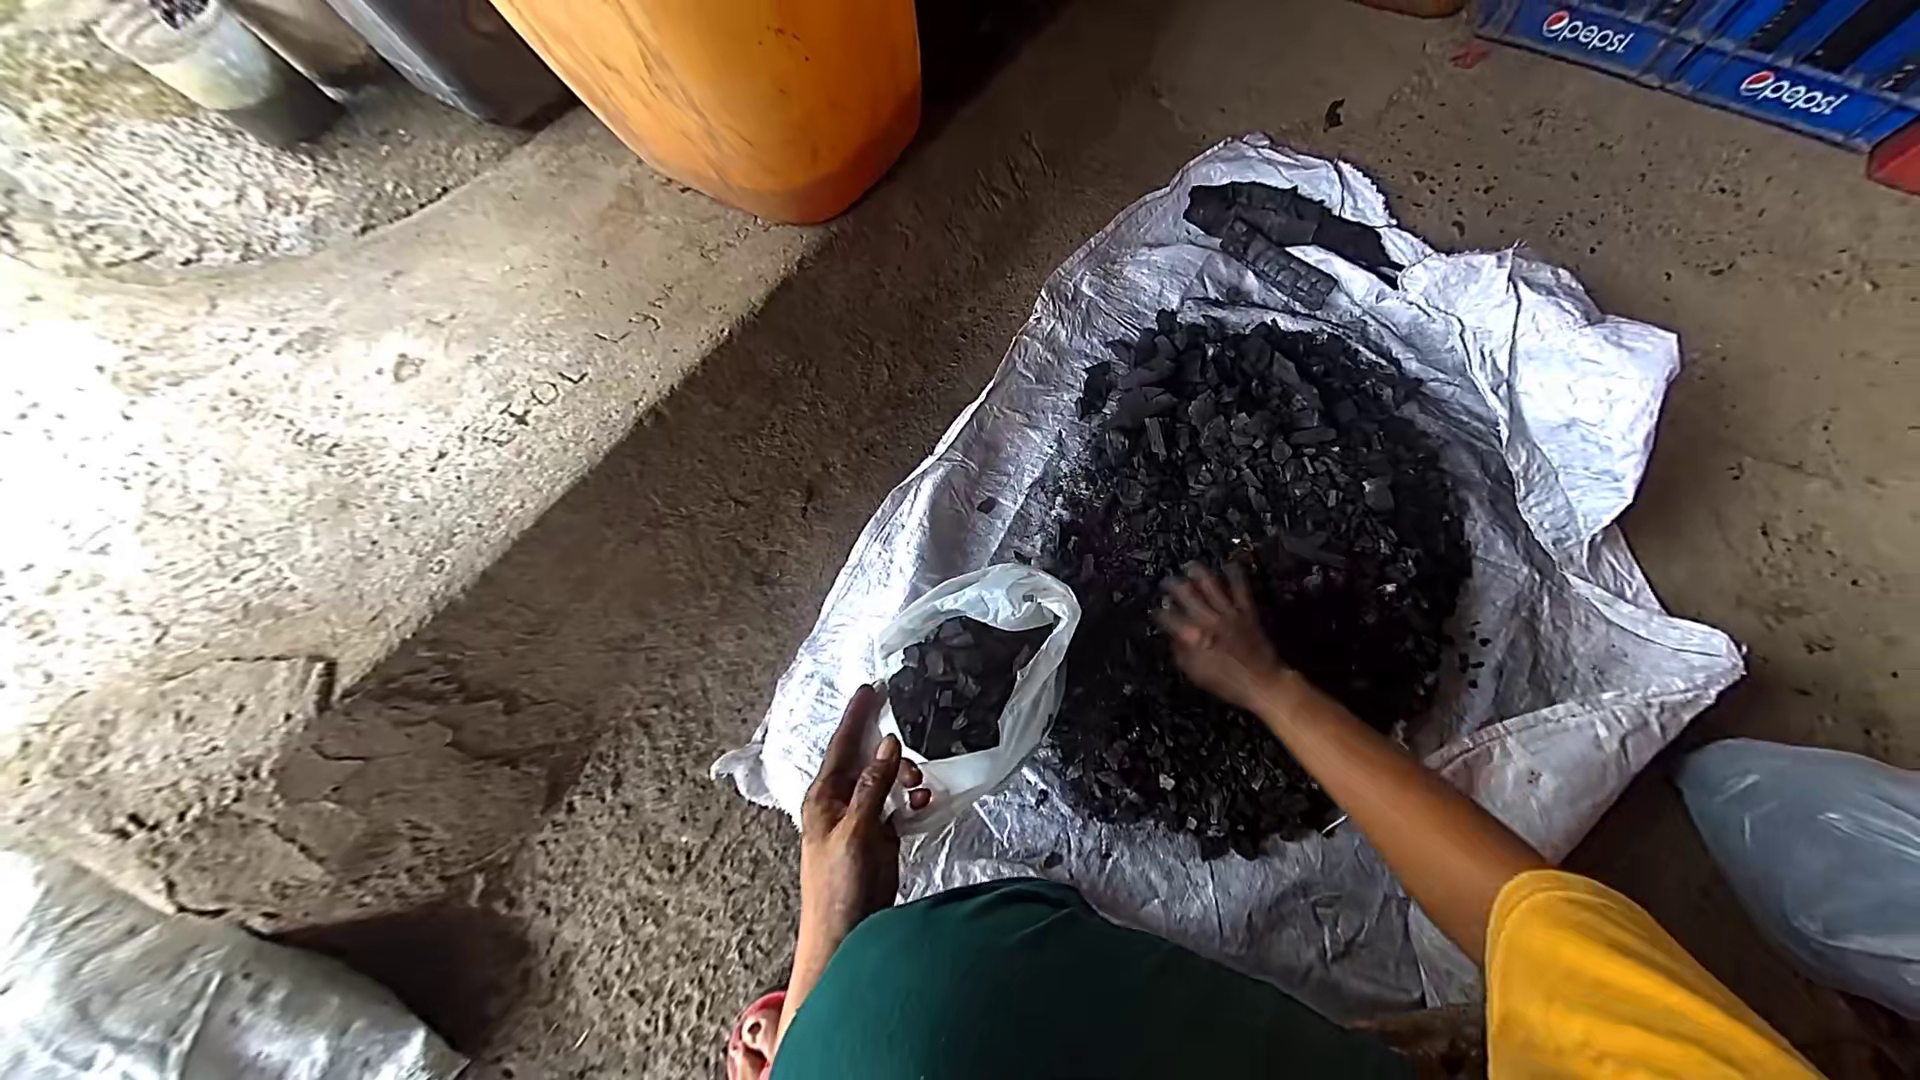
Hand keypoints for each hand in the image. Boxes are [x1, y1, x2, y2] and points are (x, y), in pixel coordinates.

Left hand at [798, 684, 928, 954]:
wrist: (846, 935)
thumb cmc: (838, 884)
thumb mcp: (855, 830)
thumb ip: (872, 785)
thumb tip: (887, 742)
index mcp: (824, 795)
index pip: (842, 745)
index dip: (856, 716)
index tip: (869, 688)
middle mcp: (842, 800)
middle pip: (869, 760)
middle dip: (892, 756)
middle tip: (911, 769)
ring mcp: (862, 817)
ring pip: (888, 780)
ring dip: (905, 778)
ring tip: (918, 789)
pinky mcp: (881, 833)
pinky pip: (898, 802)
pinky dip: (911, 798)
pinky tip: (922, 802)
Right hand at [1155, 561, 1291, 712]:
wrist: (1263, 683)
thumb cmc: (1226, 682)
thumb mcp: (1194, 672)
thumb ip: (1180, 651)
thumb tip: (1173, 635)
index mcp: (1192, 637)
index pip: (1168, 617)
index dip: (1159, 612)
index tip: (1156, 611)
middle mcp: (1207, 620)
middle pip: (1186, 593)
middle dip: (1173, 584)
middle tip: (1168, 581)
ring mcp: (1229, 612)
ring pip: (1210, 584)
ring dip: (1198, 573)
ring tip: (1190, 566)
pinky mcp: (1247, 611)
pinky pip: (1240, 588)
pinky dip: (1234, 574)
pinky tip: (1229, 565)